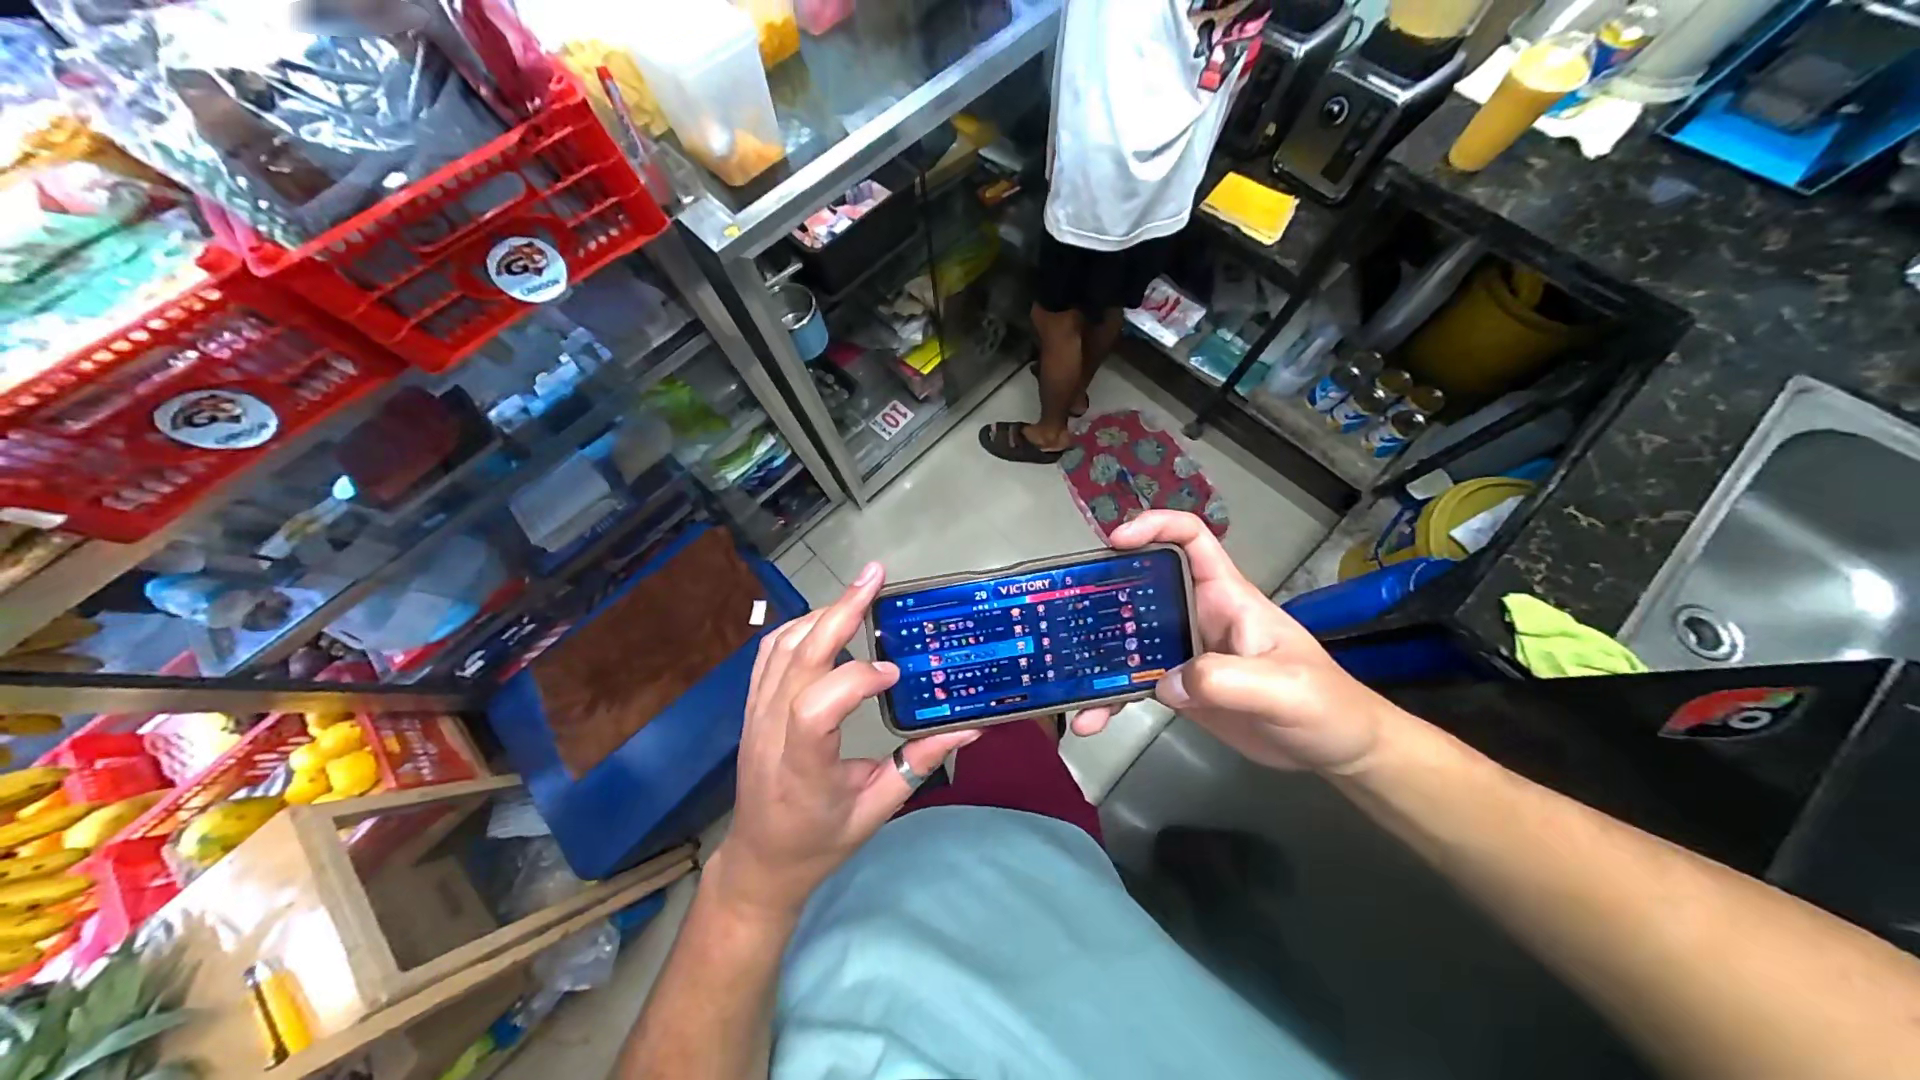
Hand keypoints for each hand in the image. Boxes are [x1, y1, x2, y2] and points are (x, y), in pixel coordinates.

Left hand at [707, 561, 979, 919]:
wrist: (760, 860)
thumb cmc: (819, 841)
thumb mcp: (875, 811)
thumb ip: (918, 764)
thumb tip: (968, 728)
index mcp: (802, 768)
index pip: (815, 710)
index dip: (854, 681)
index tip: (895, 674)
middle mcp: (770, 732)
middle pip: (797, 660)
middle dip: (838, 612)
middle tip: (874, 578)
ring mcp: (755, 715)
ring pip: (781, 647)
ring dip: (821, 615)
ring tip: (859, 596)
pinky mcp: (752, 706)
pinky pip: (770, 653)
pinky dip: (799, 627)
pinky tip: (827, 620)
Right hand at [1070, 510, 1395, 773]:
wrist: (1334, 749)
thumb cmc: (1324, 705)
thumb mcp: (1283, 689)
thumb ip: (1228, 679)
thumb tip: (1165, 683)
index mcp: (1227, 598)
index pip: (1191, 539)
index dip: (1156, 527)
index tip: (1117, 541)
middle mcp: (1198, 615)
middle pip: (1142, 586)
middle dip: (1103, 594)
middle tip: (1067, 612)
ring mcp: (1185, 651)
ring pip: (1130, 640)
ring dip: (1099, 659)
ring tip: (1070, 686)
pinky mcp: (1179, 685)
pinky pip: (1133, 683)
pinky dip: (1110, 699)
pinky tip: (1093, 721)